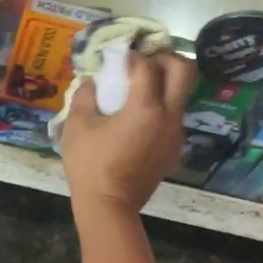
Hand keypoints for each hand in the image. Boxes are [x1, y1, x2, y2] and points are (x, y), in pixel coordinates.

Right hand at [60, 51, 196, 225]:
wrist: (109, 207)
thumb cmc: (89, 166)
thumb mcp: (77, 127)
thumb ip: (85, 97)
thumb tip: (92, 82)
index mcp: (145, 108)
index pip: (147, 66)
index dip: (132, 56)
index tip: (119, 57)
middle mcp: (169, 117)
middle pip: (184, 71)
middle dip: (166, 59)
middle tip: (144, 64)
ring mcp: (175, 134)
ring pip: (181, 95)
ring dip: (163, 85)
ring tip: (137, 92)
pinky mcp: (174, 149)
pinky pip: (173, 118)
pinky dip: (160, 109)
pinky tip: (136, 120)